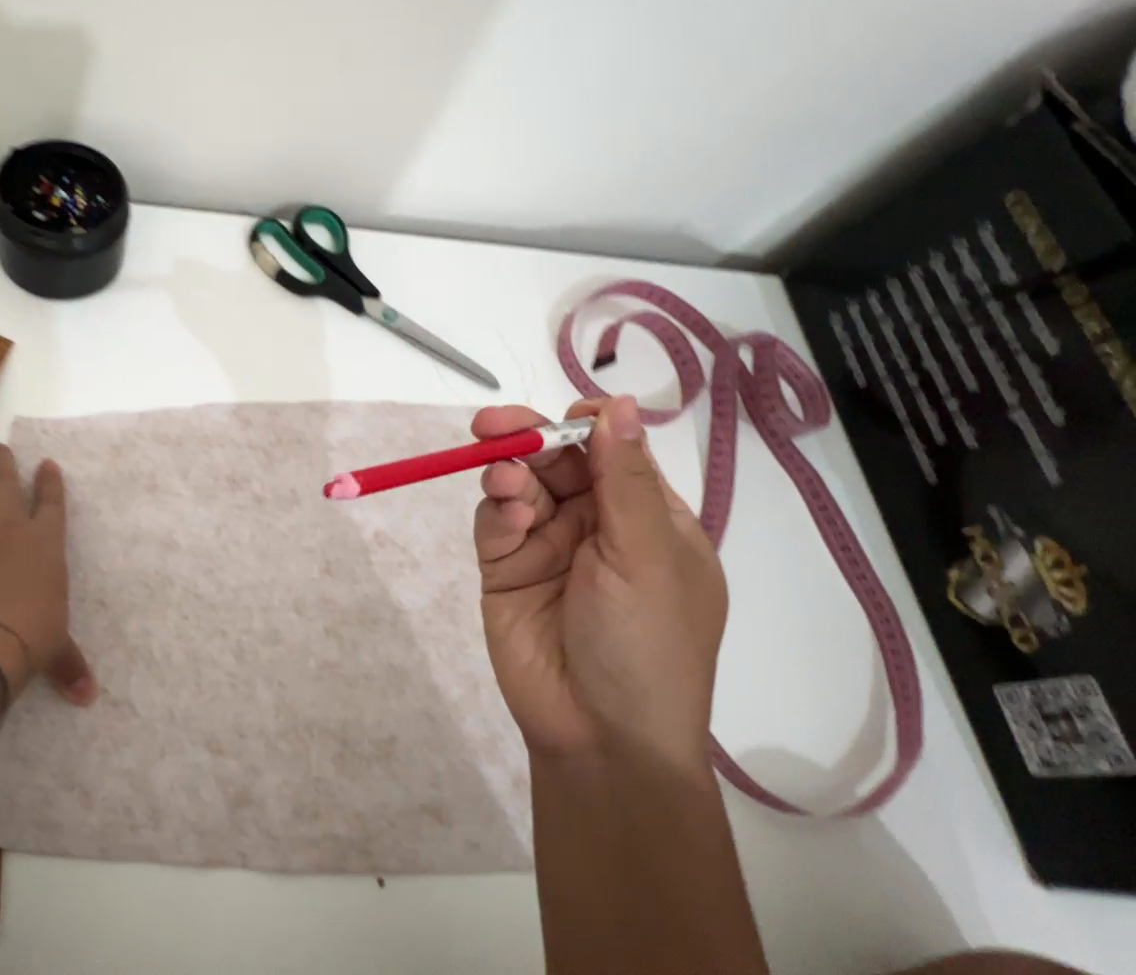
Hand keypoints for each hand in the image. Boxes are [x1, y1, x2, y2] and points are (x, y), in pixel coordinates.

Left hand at [0, 445, 97, 704]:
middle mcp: (4, 527)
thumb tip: (90, 697)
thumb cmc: (28, 644)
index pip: (51, 501)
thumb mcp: (56, 651)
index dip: (50, 481)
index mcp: (44, 543)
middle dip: (1, 460)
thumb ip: (71, 665)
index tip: (47, 464)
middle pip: (4, 478)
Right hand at [473, 396, 726, 771]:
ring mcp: (546, 546)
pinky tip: (506, 518)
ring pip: (519, 485)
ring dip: (508, 473)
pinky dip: (496, 511)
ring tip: (504, 483)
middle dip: (527, 438)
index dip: (587, 427)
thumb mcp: (647, 556)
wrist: (598, 733)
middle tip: (491, 424)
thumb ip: (623, 479)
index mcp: (647, 518)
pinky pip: (494, 523)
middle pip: (557, 460)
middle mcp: (595, 525)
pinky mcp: (505, 568)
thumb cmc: (646, 641)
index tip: (566, 417)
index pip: (612, 451)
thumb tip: (616, 403)